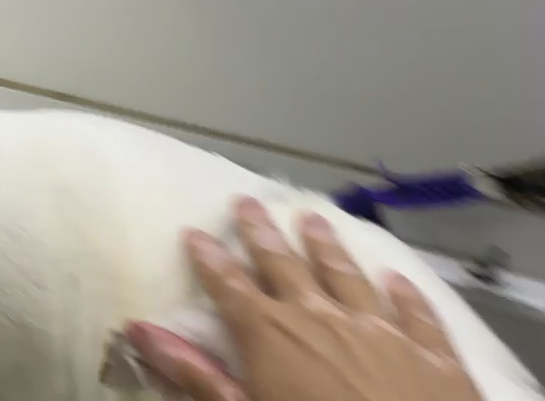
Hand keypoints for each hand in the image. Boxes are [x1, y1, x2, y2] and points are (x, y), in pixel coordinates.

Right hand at [128, 198, 481, 400]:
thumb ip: (193, 372)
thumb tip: (135, 328)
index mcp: (267, 330)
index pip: (226, 282)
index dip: (207, 255)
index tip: (193, 230)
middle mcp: (317, 316)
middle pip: (283, 264)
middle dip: (262, 231)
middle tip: (249, 201)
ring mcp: (381, 334)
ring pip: (347, 277)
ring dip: (326, 246)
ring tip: (313, 218)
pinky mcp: (438, 360)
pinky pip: (420, 319)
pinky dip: (407, 295)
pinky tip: (397, 278)